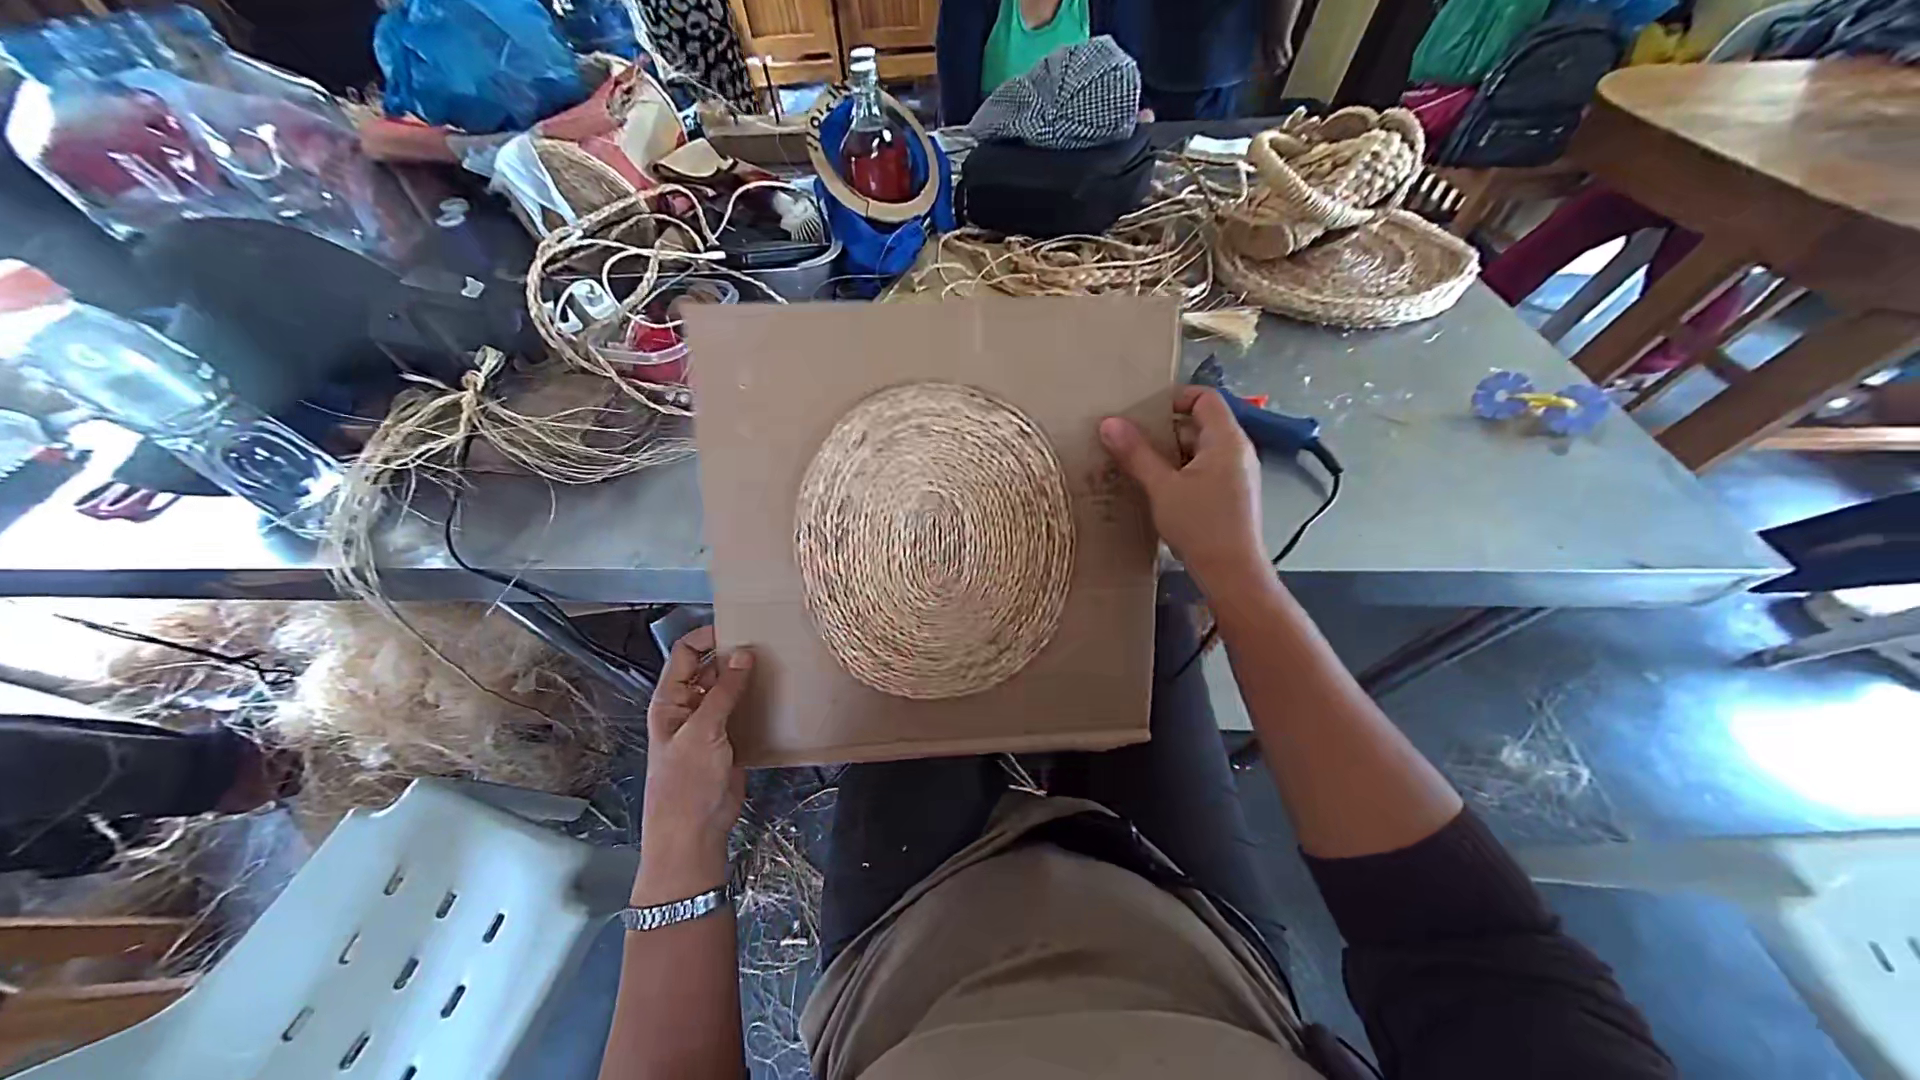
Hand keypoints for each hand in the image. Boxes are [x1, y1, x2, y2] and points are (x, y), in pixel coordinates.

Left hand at [637, 625, 750, 899]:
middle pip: (710, 669)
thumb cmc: (687, 782)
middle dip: (733, 655)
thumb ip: (724, 692)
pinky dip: (756, 700)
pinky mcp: (729, 740)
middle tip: (767, 642)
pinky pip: (743, 711)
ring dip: (747, 677)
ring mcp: (709, 724)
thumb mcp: (703, 732)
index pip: (686, 654)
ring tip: (777, 662)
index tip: (740, 628)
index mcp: (671, 700)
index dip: (708, 637)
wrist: (694, 832)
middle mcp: (689, 707)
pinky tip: (777, 692)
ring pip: (729, 689)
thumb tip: (744, 653)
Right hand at [1100, 386, 1266, 593]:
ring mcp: (1238, 474)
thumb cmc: (1200, 524)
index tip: (1144, 412)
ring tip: (1137, 466)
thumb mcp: (1161, 487)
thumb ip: (1136, 454)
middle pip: (1200, 424)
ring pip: (1200, 450)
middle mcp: (1238, 451)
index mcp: (1226, 440)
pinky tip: (1157, 489)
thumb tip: (1108, 423)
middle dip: (1164, 431)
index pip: (1205, 398)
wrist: (1232, 572)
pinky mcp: (1233, 495)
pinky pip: (1204, 470)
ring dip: (1170, 455)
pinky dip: (1181, 473)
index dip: (1175, 397)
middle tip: (1131, 441)